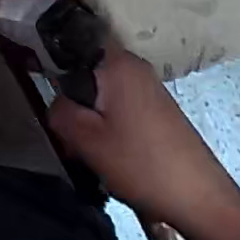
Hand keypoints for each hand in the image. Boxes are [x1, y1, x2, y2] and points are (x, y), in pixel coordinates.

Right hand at [48, 43, 239, 235]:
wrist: (198, 194)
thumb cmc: (140, 162)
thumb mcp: (87, 140)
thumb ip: (60, 112)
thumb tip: (55, 101)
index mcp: (117, 63)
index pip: (73, 45)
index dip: (53, 64)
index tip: (42, 90)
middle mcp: (135, 65)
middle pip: (88, 72)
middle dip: (74, 101)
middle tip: (69, 136)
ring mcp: (149, 86)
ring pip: (103, 93)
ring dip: (91, 118)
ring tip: (90, 152)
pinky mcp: (157, 107)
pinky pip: (120, 106)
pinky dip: (109, 125)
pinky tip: (111, 156)